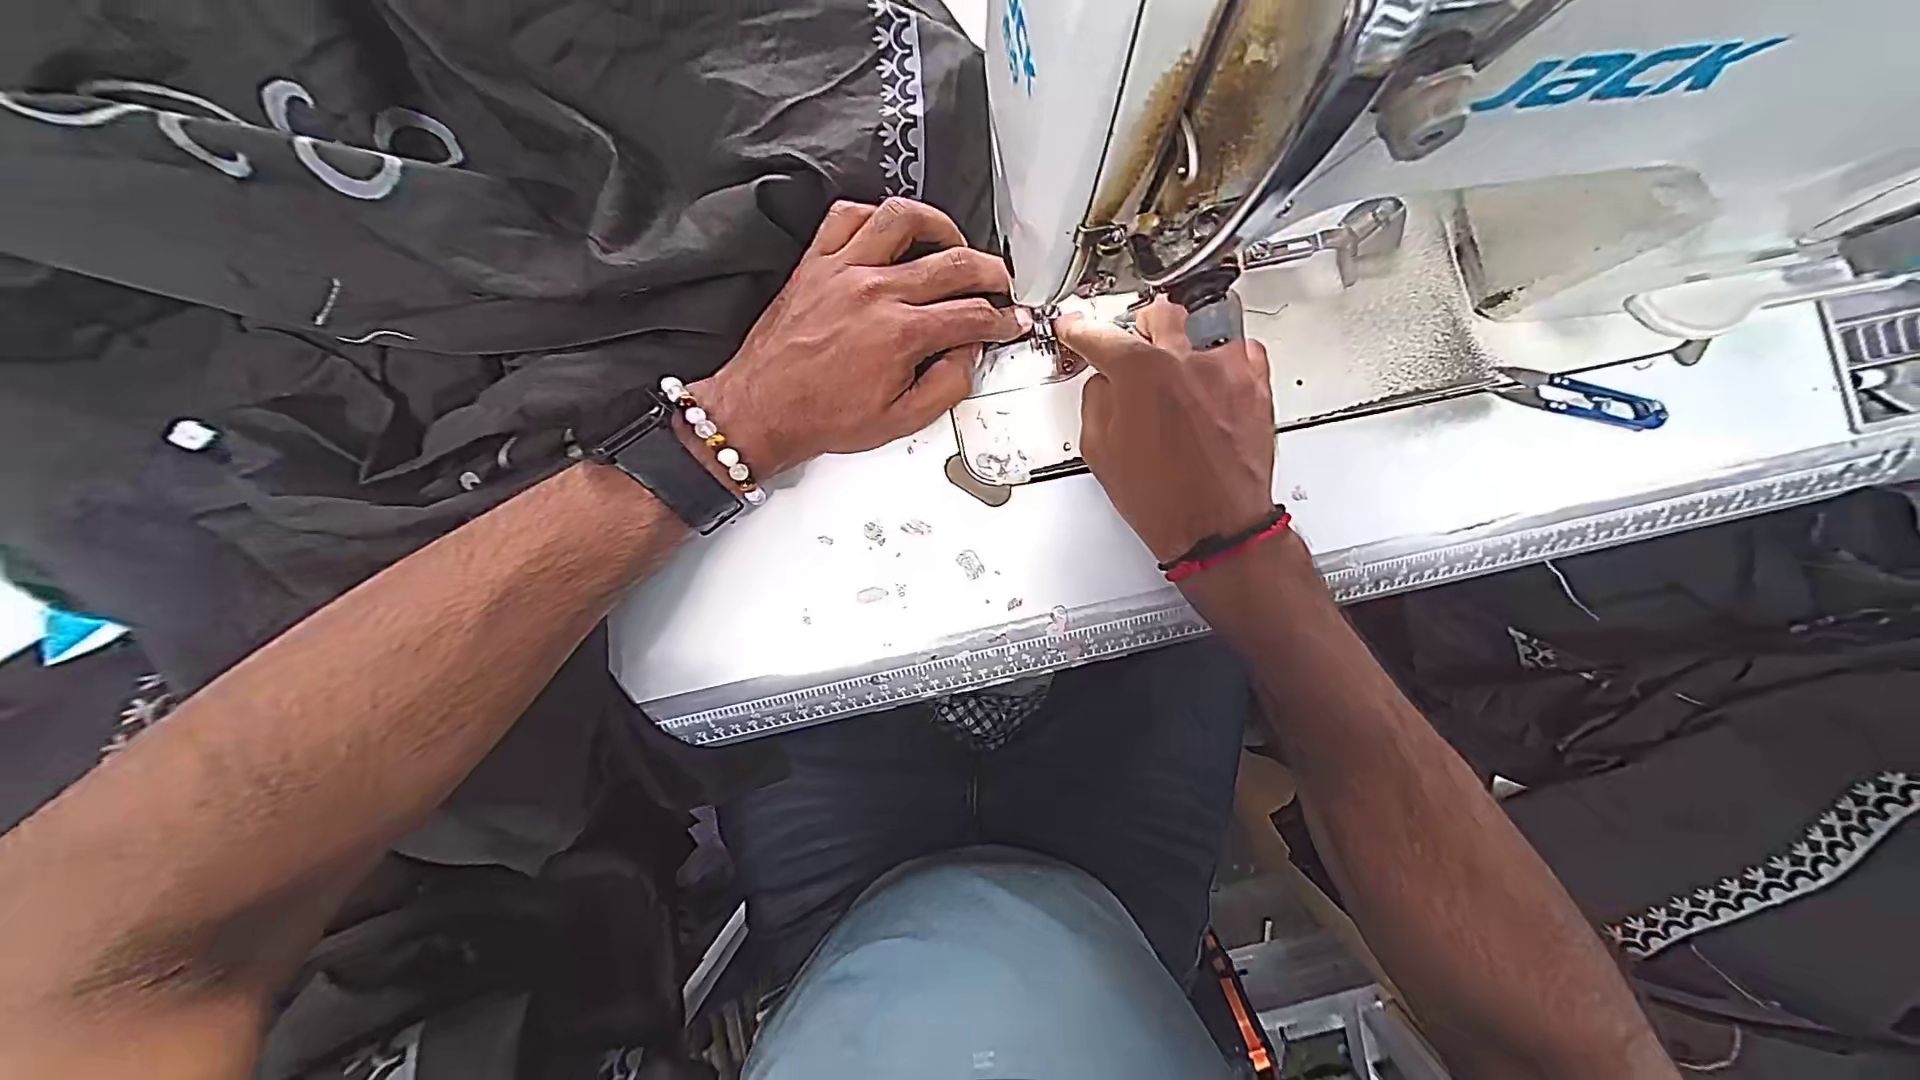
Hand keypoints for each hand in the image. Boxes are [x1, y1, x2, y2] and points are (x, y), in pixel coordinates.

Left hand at [691, 198, 1029, 475]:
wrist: (765, 409)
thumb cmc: (823, 416)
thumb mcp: (902, 420)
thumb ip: (948, 384)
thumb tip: (969, 354)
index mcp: (901, 334)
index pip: (973, 314)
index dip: (1003, 318)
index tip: (1011, 320)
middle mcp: (875, 292)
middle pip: (955, 262)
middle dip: (992, 273)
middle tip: (999, 286)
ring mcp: (843, 270)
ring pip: (905, 219)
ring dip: (941, 226)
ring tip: (954, 244)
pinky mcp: (816, 263)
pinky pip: (848, 215)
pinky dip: (876, 216)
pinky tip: (890, 234)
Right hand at [1057, 298, 1275, 563]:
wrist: (1215, 526)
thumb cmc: (1164, 498)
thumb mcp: (1100, 452)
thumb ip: (1096, 401)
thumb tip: (1102, 382)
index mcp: (1138, 373)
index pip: (1100, 335)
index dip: (1082, 330)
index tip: (1078, 328)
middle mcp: (1185, 360)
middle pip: (1159, 313)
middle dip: (1142, 326)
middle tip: (1135, 346)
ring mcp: (1225, 368)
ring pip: (1202, 328)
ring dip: (1185, 345)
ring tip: (1178, 379)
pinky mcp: (1256, 383)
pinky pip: (1240, 350)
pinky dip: (1222, 361)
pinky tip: (1208, 387)